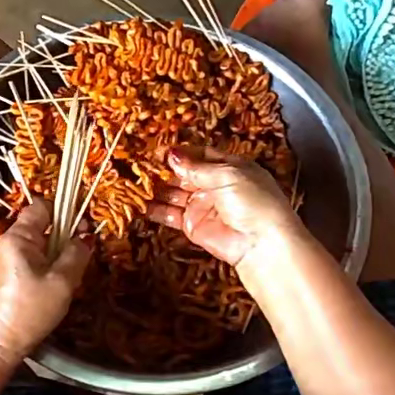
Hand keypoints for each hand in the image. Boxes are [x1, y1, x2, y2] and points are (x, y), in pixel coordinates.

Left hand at [0, 203, 90, 363]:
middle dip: (65, 232)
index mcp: (18, 237)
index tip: (84, 221)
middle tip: (85, 246)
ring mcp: (7, 257)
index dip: (64, 209)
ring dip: (59, 249)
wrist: (1, 340)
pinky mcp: (10, 272)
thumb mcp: (62, 281)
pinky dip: (49, 261)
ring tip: (76, 265)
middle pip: (41, 223)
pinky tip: (62, 277)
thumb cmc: (31, 309)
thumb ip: (76, 254)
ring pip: (40, 241)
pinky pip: (34, 256)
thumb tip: (86, 236)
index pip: (41, 206)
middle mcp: (9, 241)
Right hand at [146, 147, 300, 268]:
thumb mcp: (228, 175)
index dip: (180, 152)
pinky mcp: (191, 225)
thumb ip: (196, 166)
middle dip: (163, 170)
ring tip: (134, 182)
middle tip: (139, 165)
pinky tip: (138, 203)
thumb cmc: (254, 202)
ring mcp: (201, 205)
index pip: (200, 154)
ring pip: (172, 193)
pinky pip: (169, 214)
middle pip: (183, 173)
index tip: (157, 150)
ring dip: (155, 188)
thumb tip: (171, 153)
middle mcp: (213, 185)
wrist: (261, 244)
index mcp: (229, 167)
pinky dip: (153, 209)